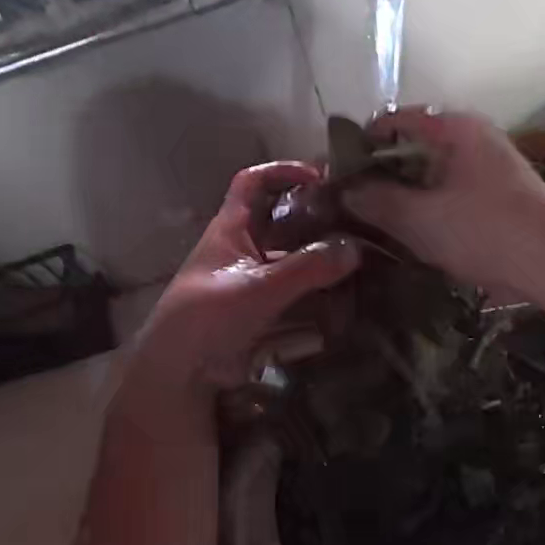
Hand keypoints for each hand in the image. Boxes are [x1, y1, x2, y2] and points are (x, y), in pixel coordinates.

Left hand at [135, 161, 359, 389]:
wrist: (181, 374)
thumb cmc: (207, 318)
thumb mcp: (257, 287)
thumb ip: (307, 267)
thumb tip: (355, 248)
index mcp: (230, 230)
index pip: (253, 182)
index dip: (283, 171)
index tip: (321, 177)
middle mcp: (244, 250)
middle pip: (283, 222)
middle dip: (317, 220)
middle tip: (358, 221)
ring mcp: (255, 283)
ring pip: (295, 260)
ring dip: (324, 261)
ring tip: (364, 259)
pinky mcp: (264, 313)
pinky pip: (299, 295)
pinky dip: (322, 296)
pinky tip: (349, 299)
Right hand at [341, 107, 544, 294]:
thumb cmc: (485, 231)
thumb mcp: (420, 218)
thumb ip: (377, 201)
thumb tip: (345, 191)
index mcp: (455, 128)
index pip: (394, 121)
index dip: (361, 144)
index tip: (338, 175)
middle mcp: (474, 138)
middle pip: (414, 147)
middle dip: (382, 174)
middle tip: (352, 204)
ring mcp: (489, 168)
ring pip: (433, 174)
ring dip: (405, 195)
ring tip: (376, 223)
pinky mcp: (498, 197)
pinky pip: (451, 194)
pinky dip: (429, 208)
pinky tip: (414, 235)